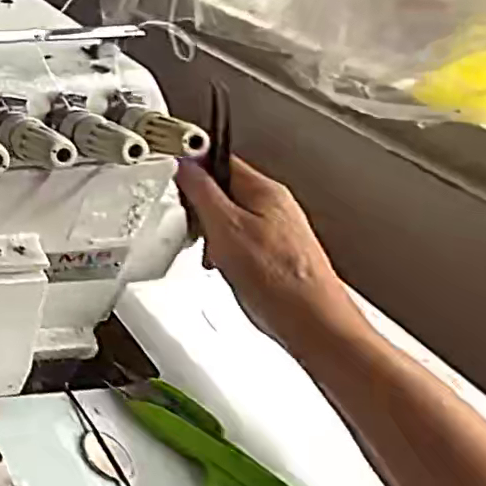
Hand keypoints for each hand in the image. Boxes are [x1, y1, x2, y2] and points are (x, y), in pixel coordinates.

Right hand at [176, 156, 369, 353]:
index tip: (173, 175)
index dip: (191, 165)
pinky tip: (222, 264)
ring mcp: (274, 230)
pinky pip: (234, 239)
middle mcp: (274, 207)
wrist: (313, 325)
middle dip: (198, 205)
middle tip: (191, 220)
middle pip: (221, 189)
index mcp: (265, 191)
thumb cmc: (280, 280)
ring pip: (225, 216)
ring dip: (208, 231)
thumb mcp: (225, 226)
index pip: (219, 160)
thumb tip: (185, 166)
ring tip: (210, 249)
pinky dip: (221, 249)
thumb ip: (201, 191)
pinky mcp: (271, 254)